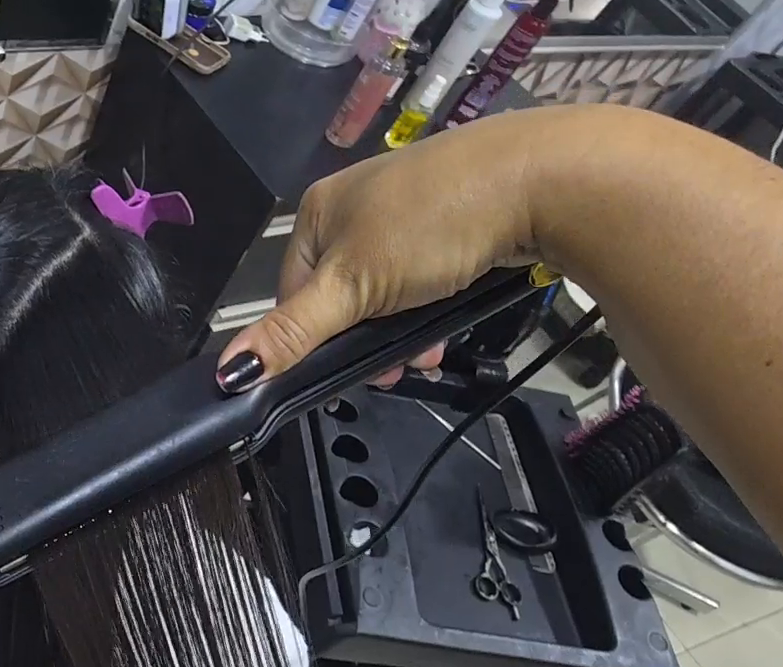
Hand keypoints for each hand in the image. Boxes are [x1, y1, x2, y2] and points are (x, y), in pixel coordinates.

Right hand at [216, 110, 544, 391]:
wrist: (554, 177)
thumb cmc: (433, 226)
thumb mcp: (352, 288)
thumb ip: (291, 334)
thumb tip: (227, 374)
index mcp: (318, 211)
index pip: (291, 294)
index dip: (313, 339)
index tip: (345, 372)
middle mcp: (356, 203)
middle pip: (338, 297)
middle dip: (362, 340)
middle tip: (393, 371)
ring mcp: (407, 207)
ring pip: (381, 292)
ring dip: (397, 333)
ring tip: (424, 354)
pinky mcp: (452, 213)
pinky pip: (420, 276)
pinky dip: (427, 307)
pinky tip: (444, 324)